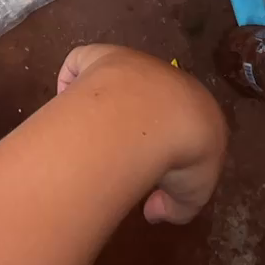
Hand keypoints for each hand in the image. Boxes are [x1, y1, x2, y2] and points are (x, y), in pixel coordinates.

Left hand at [57, 44, 227, 223]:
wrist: (155, 112)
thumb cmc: (182, 153)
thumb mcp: (191, 194)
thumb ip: (175, 206)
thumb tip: (153, 211)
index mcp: (195, 107)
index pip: (183, 123)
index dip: (169, 148)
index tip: (155, 171)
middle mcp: (163, 78)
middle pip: (148, 98)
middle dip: (138, 122)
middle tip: (125, 151)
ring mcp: (128, 63)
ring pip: (115, 80)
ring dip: (107, 102)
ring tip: (97, 131)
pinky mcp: (98, 54)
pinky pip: (81, 61)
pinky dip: (74, 77)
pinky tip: (69, 101)